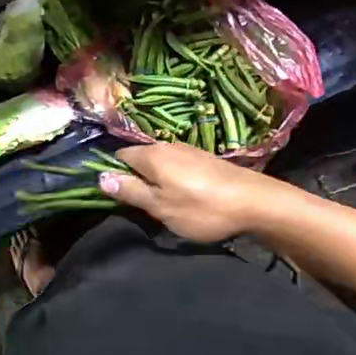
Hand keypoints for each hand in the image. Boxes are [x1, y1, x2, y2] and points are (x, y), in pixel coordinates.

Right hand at [97, 142, 281, 242]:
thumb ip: (130, 191)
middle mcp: (167, 146)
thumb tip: (100, 177)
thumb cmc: (202, 208)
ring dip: (154, 179)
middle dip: (133, 177)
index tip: (113, 196)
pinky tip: (180, 195)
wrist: (255, 202)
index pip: (119, 156)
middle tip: (136, 205)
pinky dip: (172, 178)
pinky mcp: (205, 159)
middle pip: (140, 158)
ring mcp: (189, 150)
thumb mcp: (160, 207)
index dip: (112, 174)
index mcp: (152, 155)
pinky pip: (176, 166)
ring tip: (158, 203)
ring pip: (159, 162)